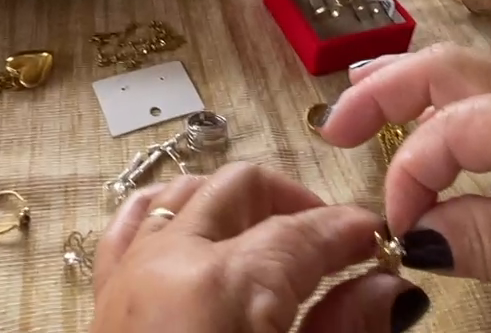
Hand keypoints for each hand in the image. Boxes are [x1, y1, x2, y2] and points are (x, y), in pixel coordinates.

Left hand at [93, 162, 431, 332]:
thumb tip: (388, 286)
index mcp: (221, 286)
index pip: (303, 230)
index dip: (349, 231)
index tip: (379, 242)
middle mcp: (166, 262)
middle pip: (242, 188)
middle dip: (296, 201)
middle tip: (337, 243)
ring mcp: (126, 277)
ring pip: (186, 191)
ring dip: (235, 202)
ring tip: (274, 236)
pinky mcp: (102, 301)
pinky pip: (133, 224)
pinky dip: (172, 212)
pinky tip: (197, 231)